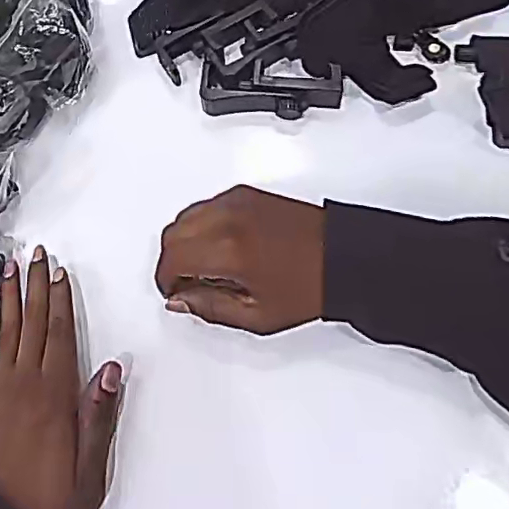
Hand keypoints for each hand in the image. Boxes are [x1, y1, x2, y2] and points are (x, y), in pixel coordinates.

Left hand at [0, 248, 122, 508]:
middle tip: (35, 255)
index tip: (60, 271)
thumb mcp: (89, 469)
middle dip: (34, 284)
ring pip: (4, 332)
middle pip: (31, 321)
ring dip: (7, 298)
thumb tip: (110, 369)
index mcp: (54, 394)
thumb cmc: (47, 505)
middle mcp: (24, 385)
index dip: (60, 298)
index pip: (58, 331)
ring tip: (8, 271)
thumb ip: (99, 414)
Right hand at [155, 186, 325, 334]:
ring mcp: (236, 200)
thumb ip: (209, 308)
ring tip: (209, 267)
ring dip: (185, 241)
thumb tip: (180, 300)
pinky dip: (201, 225)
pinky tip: (221, 247)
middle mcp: (229, 217)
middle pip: (173, 233)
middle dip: (172, 260)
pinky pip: (205, 206)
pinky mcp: (244, 192)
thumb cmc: (311, 284)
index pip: (172, 257)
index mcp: (230, 249)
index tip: (174, 292)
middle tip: (188, 283)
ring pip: (186, 216)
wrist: (342, 256)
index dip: (166, 279)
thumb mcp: (257, 315)